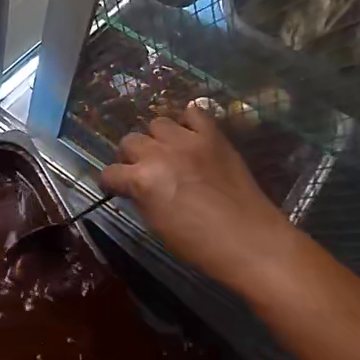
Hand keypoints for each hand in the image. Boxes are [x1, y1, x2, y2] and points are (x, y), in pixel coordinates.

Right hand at [98, 103, 301, 294]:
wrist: (249, 241)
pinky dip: (188, 123)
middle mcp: (159, 154)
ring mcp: (188, 141)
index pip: (110, 173)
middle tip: (144, 170)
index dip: (112, 182)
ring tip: (169, 153)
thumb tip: (136, 187)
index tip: (117, 188)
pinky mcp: (214, 136)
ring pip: (157, 123)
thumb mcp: (156, 224)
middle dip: (132, 157)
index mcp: (141, 181)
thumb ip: (141, 197)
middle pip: (130, 141)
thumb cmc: (199, 245)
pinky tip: (190, 137)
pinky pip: (194, 114)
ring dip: (157, 139)